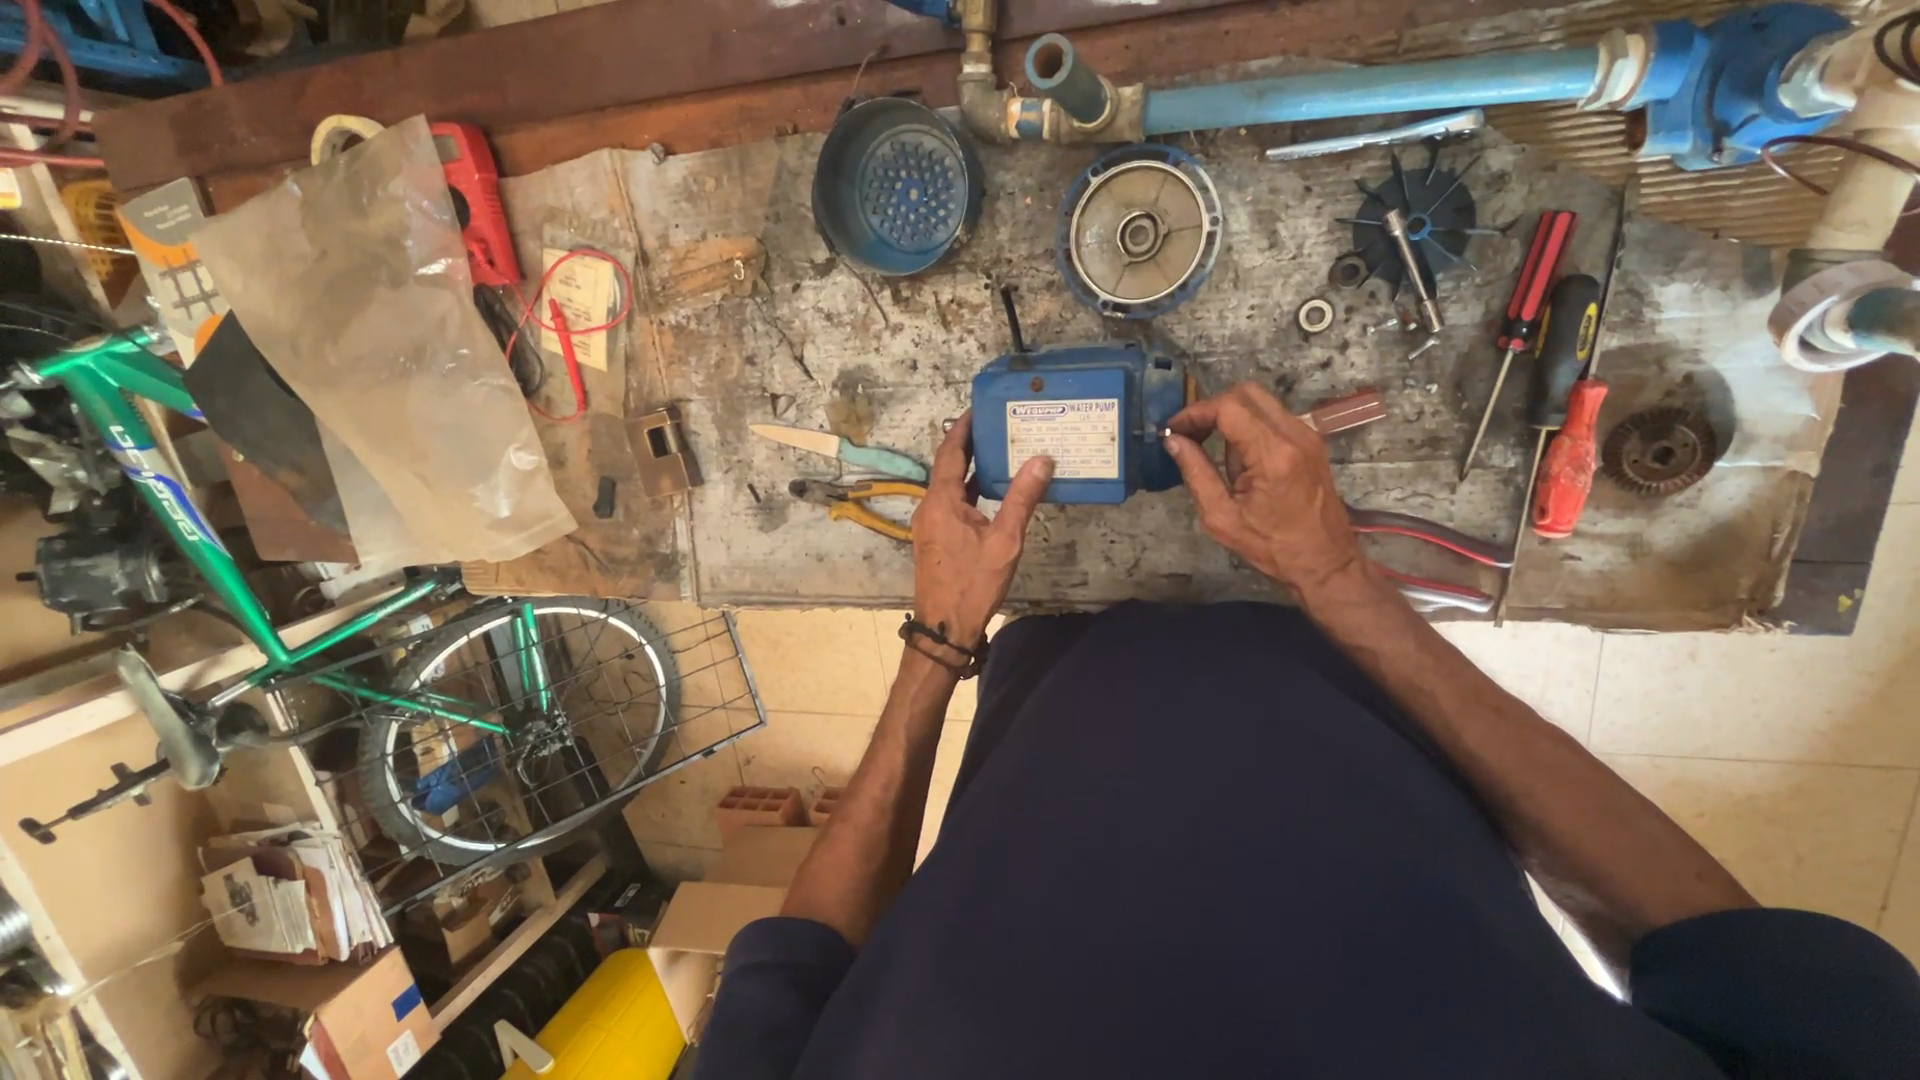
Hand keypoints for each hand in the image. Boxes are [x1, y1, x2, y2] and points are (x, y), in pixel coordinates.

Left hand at [910, 412, 1052, 648]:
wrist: (944, 628)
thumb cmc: (973, 584)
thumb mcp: (1005, 541)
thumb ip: (1022, 498)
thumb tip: (1042, 459)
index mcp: (941, 501)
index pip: (950, 452)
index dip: (963, 427)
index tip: (980, 407)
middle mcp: (930, 507)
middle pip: (948, 466)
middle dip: (971, 444)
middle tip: (999, 424)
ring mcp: (930, 524)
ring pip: (951, 486)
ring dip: (972, 469)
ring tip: (1002, 451)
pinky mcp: (935, 539)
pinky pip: (952, 504)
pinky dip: (971, 491)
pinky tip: (993, 492)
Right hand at [1163, 382, 1363, 594]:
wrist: (1325, 562)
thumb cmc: (1271, 547)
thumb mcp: (1222, 516)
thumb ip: (1195, 472)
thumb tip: (1173, 441)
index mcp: (1273, 454)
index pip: (1229, 408)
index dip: (1195, 412)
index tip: (1173, 430)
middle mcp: (1295, 434)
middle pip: (1246, 393)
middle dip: (1211, 408)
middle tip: (1189, 433)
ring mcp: (1308, 435)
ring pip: (1260, 401)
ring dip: (1229, 416)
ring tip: (1209, 447)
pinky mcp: (1311, 442)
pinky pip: (1273, 416)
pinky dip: (1247, 425)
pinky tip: (1235, 456)